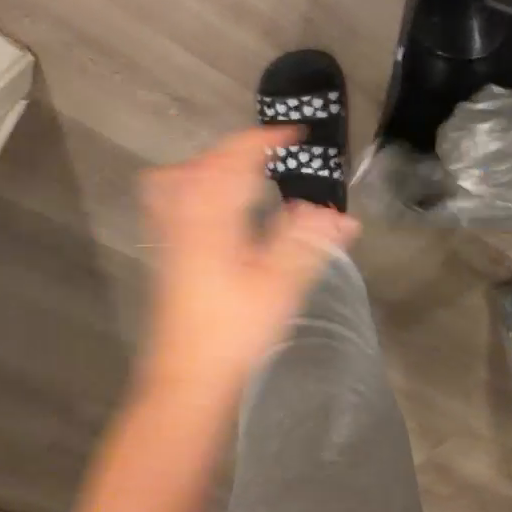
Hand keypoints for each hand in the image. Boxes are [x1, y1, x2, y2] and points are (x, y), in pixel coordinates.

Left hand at [137, 127, 358, 394]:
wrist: (188, 377)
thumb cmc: (234, 333)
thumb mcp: (279, 287)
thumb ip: (308, 245)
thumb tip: (343, 215)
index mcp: (213, 222)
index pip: (233, 164)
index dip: (262, 140)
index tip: (292, 134)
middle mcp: (185, 222)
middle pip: (200, 166)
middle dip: (235, 150)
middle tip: (270, 152)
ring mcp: (171, 239)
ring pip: (178, 183)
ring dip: (210, 166)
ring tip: (240, 172)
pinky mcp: (169, 257)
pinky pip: (172, 203)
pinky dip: (193, 189)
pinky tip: (215, 208)